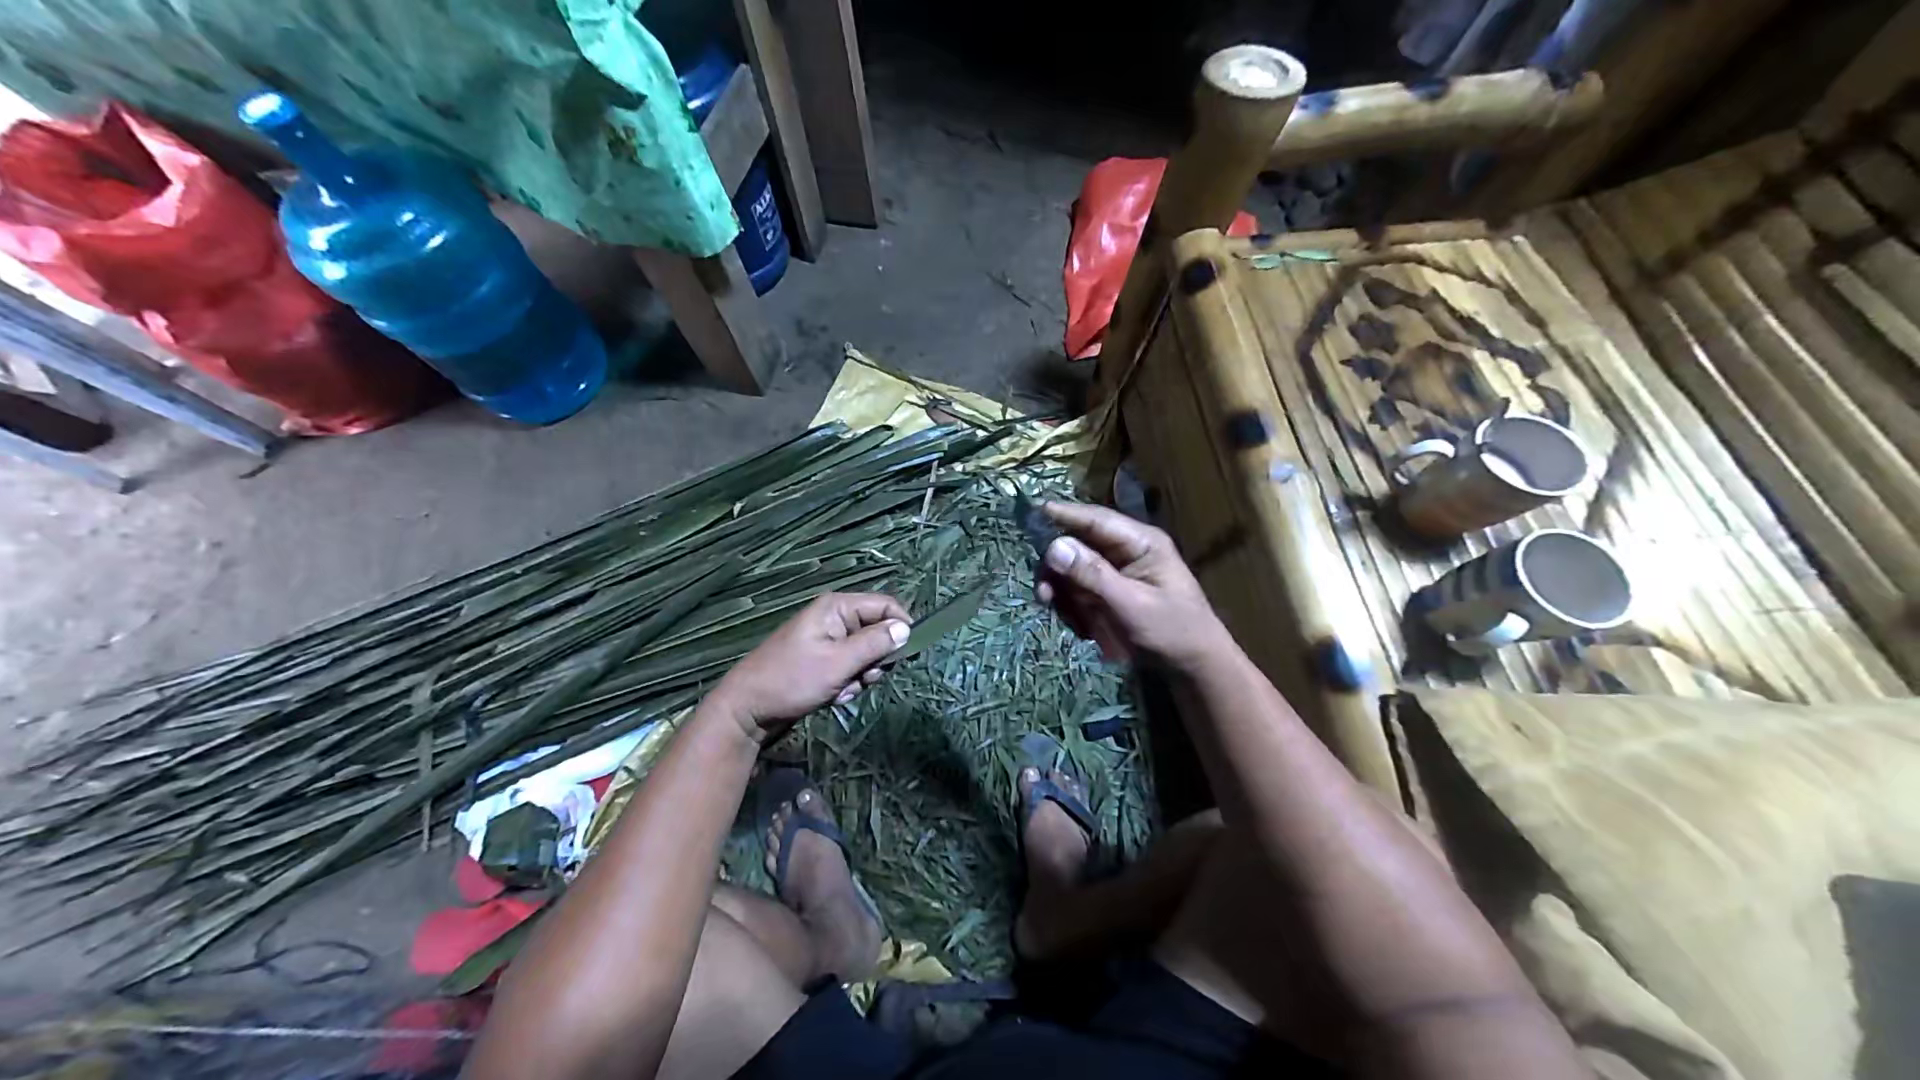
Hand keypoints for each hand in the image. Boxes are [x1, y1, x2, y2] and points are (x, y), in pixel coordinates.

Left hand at [709, 592, 911, 744]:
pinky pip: (851, 667)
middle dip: (876, 660)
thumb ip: (875, 644)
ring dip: (861, 676)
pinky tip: (832, 695)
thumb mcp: (839, 662)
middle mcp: (835, 618)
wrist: (748, 708)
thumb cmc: (792, 680)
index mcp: (837, 607)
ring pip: (867, 654)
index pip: (886, 606)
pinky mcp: (824, 660)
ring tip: (842, 690)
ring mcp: (828, 639)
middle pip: (878, 632)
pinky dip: (848, 683)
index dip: (901, 627)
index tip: (907, 655)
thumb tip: (906, 628)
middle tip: (865, 677)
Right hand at [1036, 502, 1228, 669]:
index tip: (1033, 512)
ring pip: (1073, 570)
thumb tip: (1053, 546)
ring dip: (1063, 592)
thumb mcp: (1131, 604)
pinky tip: (1081, 627)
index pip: (1096, 520)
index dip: (1064, 515)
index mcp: (1140, 542)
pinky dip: (1072, 607)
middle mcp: (1125, 551)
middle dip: (1058, 568)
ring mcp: (1116, 573)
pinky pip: (1078, 591)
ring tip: (1063, 615)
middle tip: (1044, 593)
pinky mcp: (1109, 593)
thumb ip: (1092, 575)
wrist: (1194, 668)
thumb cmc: (1172, 631)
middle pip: (1078, 545)